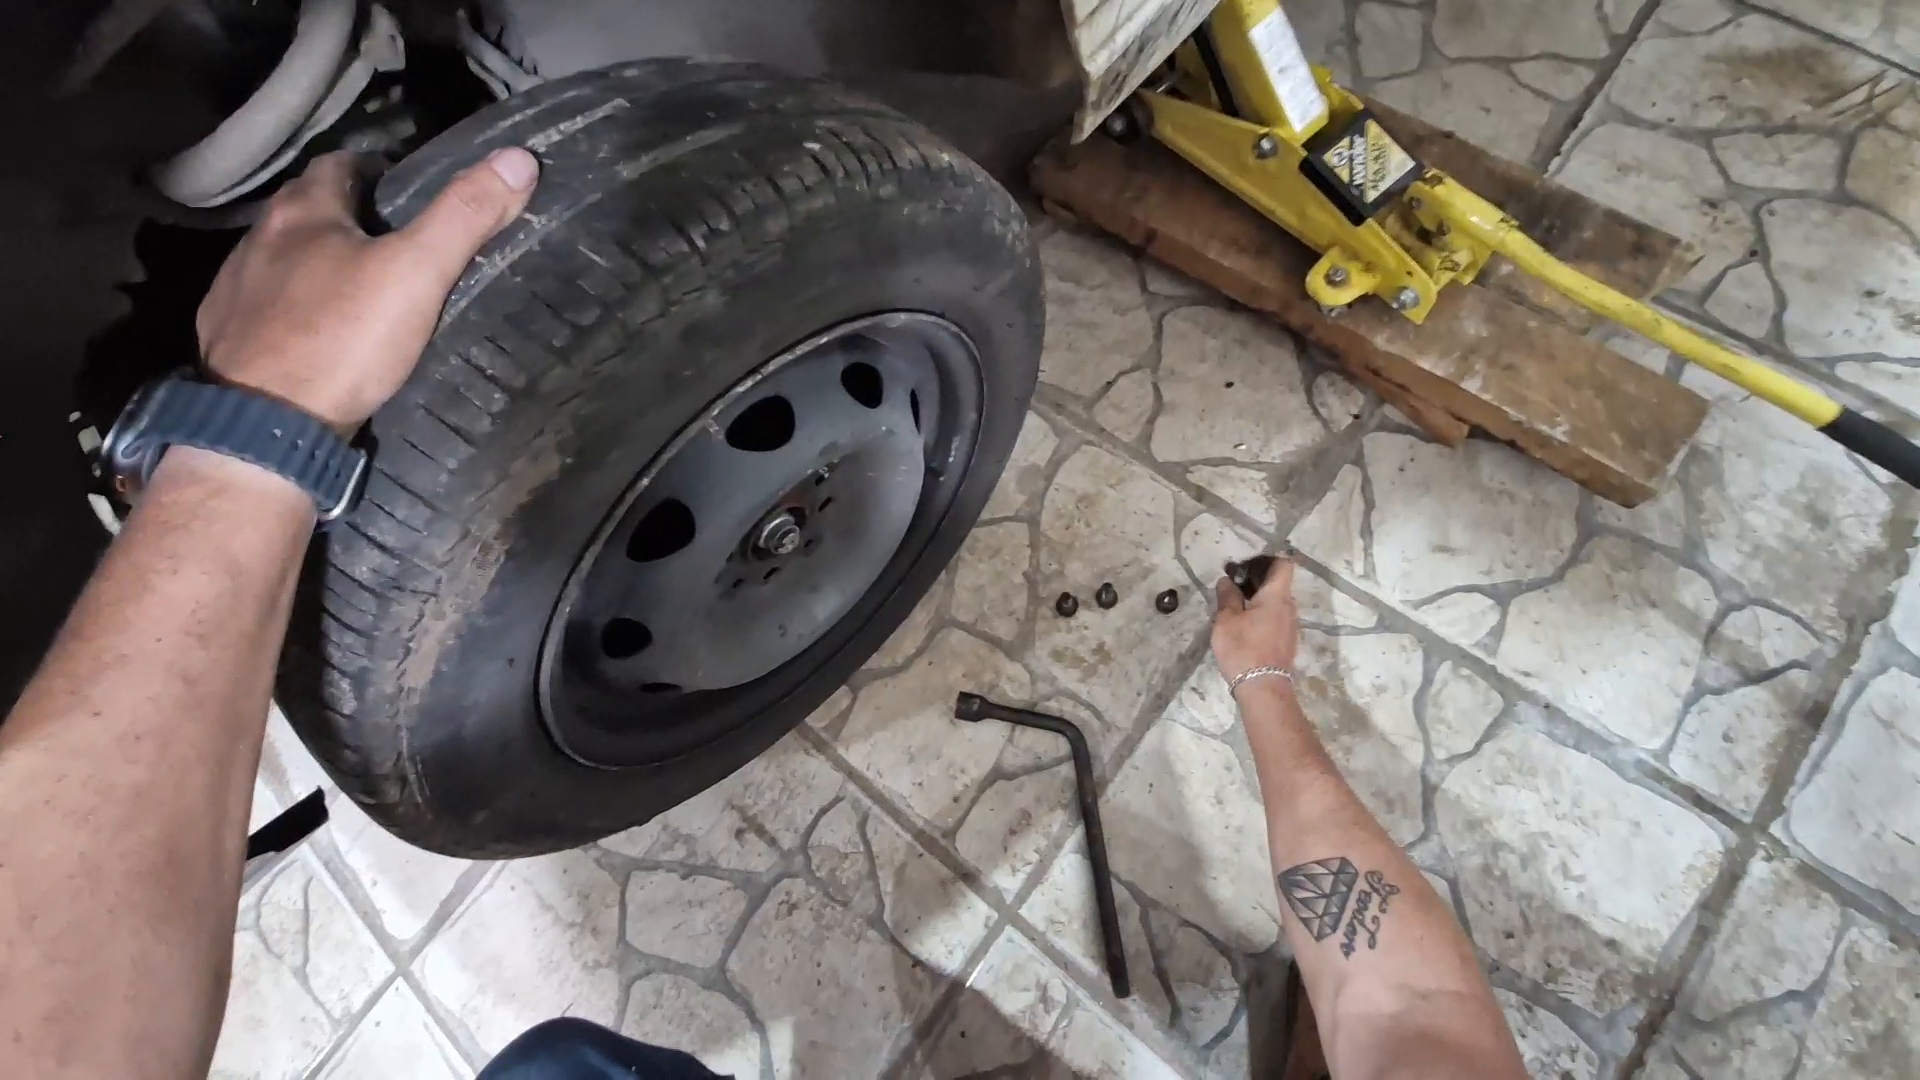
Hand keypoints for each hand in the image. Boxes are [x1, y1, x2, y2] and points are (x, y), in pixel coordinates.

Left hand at [195, 146, 539, 431]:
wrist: (270, 417)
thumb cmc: (347, 335)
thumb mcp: (419, 272)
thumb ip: (464, 217)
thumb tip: (518, 160)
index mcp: (303, 213)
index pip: (340, 167)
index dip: (380, 170)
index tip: (415, 189)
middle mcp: (261, 238)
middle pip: (314, 211)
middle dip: (356, 217)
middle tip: (407, 242)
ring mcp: (239, 286)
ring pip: (292, 257)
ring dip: (328, 261)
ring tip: (376, 286)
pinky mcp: (235, 332)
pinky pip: (275, 303)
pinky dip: (305, 304)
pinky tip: (331, 330)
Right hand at [1211, 558, 1299, 685]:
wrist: (1262, 687)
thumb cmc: (1243, 648)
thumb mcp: (1226, 620)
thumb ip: (1227, 597)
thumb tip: (1227, 581)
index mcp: (1277, 596)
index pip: (1283, 564)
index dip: (1266, 558)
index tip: (1245, 564)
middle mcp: (1289, 607)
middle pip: (1278, 583)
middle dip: (1256, 580)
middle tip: (1231, 584)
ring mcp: (1290, 625)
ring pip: (1275, 602)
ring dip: (1257, 599)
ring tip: (1233, 605)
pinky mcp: (1286, 640)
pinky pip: (1275, 617)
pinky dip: (1261, 614)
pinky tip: (1242, 624)